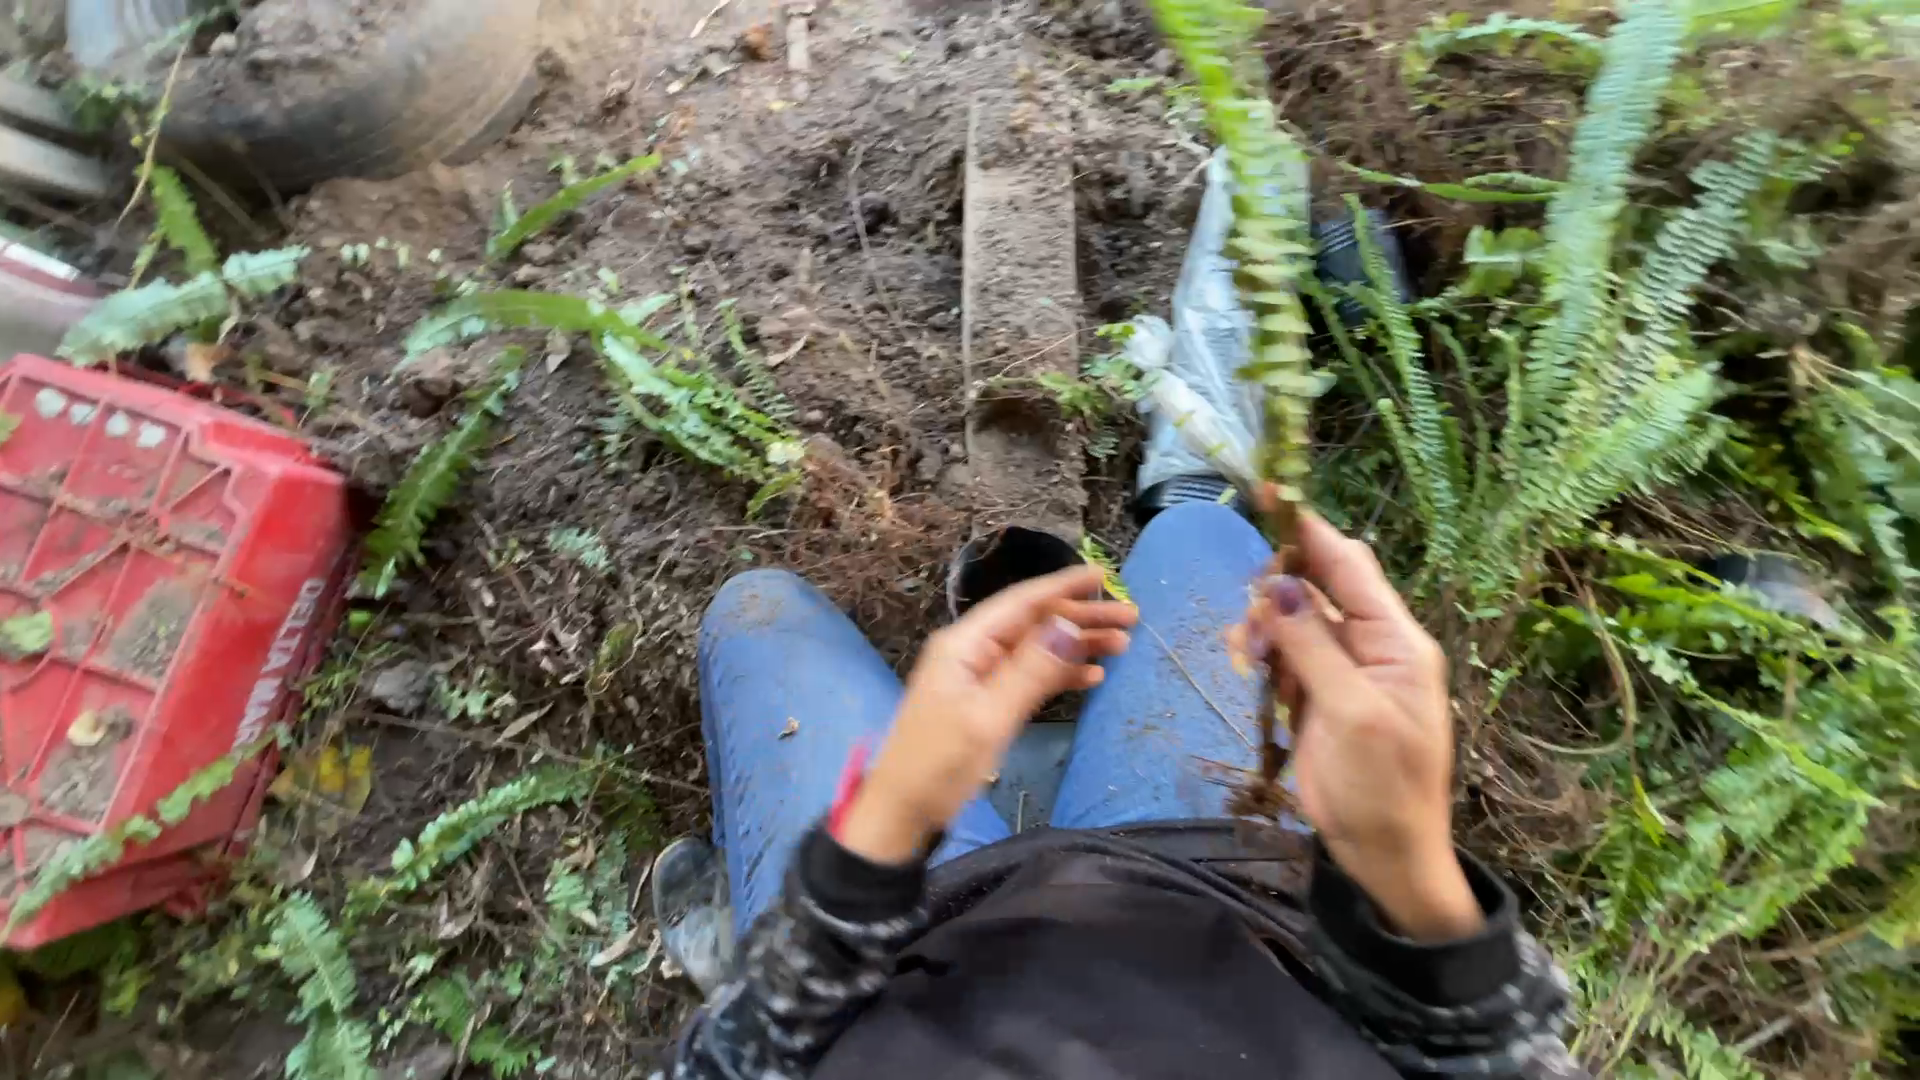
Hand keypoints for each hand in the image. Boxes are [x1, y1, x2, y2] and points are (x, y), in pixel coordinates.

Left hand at [837, 565, 1136, 864]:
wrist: (903, 812)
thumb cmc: (939, 764)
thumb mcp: (988, 717)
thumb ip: (1030, 670)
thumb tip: (1068, 623)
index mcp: (964, 644)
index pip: (1020, 603)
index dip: (1063, 587)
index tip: (1103, 577)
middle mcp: (972, 651)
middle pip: (1033, 623)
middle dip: (1079, 617)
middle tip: (1130, 617)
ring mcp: (979, 676)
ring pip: (1036, 650)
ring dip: (1076, 646)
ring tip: (1122, 644)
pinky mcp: (987, 702)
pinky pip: (1029, 678)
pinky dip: (1060, 675)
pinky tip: (1093, 677)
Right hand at [1232, 512, 1482, 941]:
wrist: (1381, 852)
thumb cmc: (1381, 785)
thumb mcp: (1351, 713)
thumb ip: (1314, 646)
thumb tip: (1278, 586)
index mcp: (1395, 642)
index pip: (1350, 567)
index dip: (1310, 530)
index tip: (1268, 496)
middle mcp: (1368, 644)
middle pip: (1316, 585)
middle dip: (1278, 588)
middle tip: (1253, 617)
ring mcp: (1338, 668)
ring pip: (1290, 617)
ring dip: (1263, 625)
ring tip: (1250, 656)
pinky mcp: (1313, 691)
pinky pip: (1281, 651)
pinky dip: (1260, 651)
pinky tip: (1247, 664)